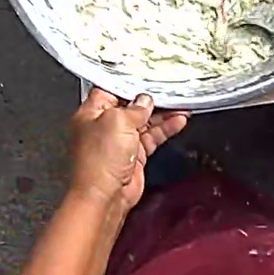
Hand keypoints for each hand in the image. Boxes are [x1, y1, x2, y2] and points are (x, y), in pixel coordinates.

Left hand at [66, 89, 188, 208]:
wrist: (104, 196)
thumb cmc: (100, 161)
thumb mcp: (117, 122)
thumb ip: (134, 108)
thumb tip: (145, 100)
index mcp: (91, 113)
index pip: (110, 90)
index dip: (129, 84)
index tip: (147, 78)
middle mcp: (104, 125)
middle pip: (129, 106)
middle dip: (150, 99)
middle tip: (170, 90)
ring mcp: (119, 141)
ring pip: (144, 121)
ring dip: (163, 113)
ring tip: (182, 104)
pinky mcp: (134, 154)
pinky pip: (152, 137)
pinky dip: (165, 129)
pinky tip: (179, 120)